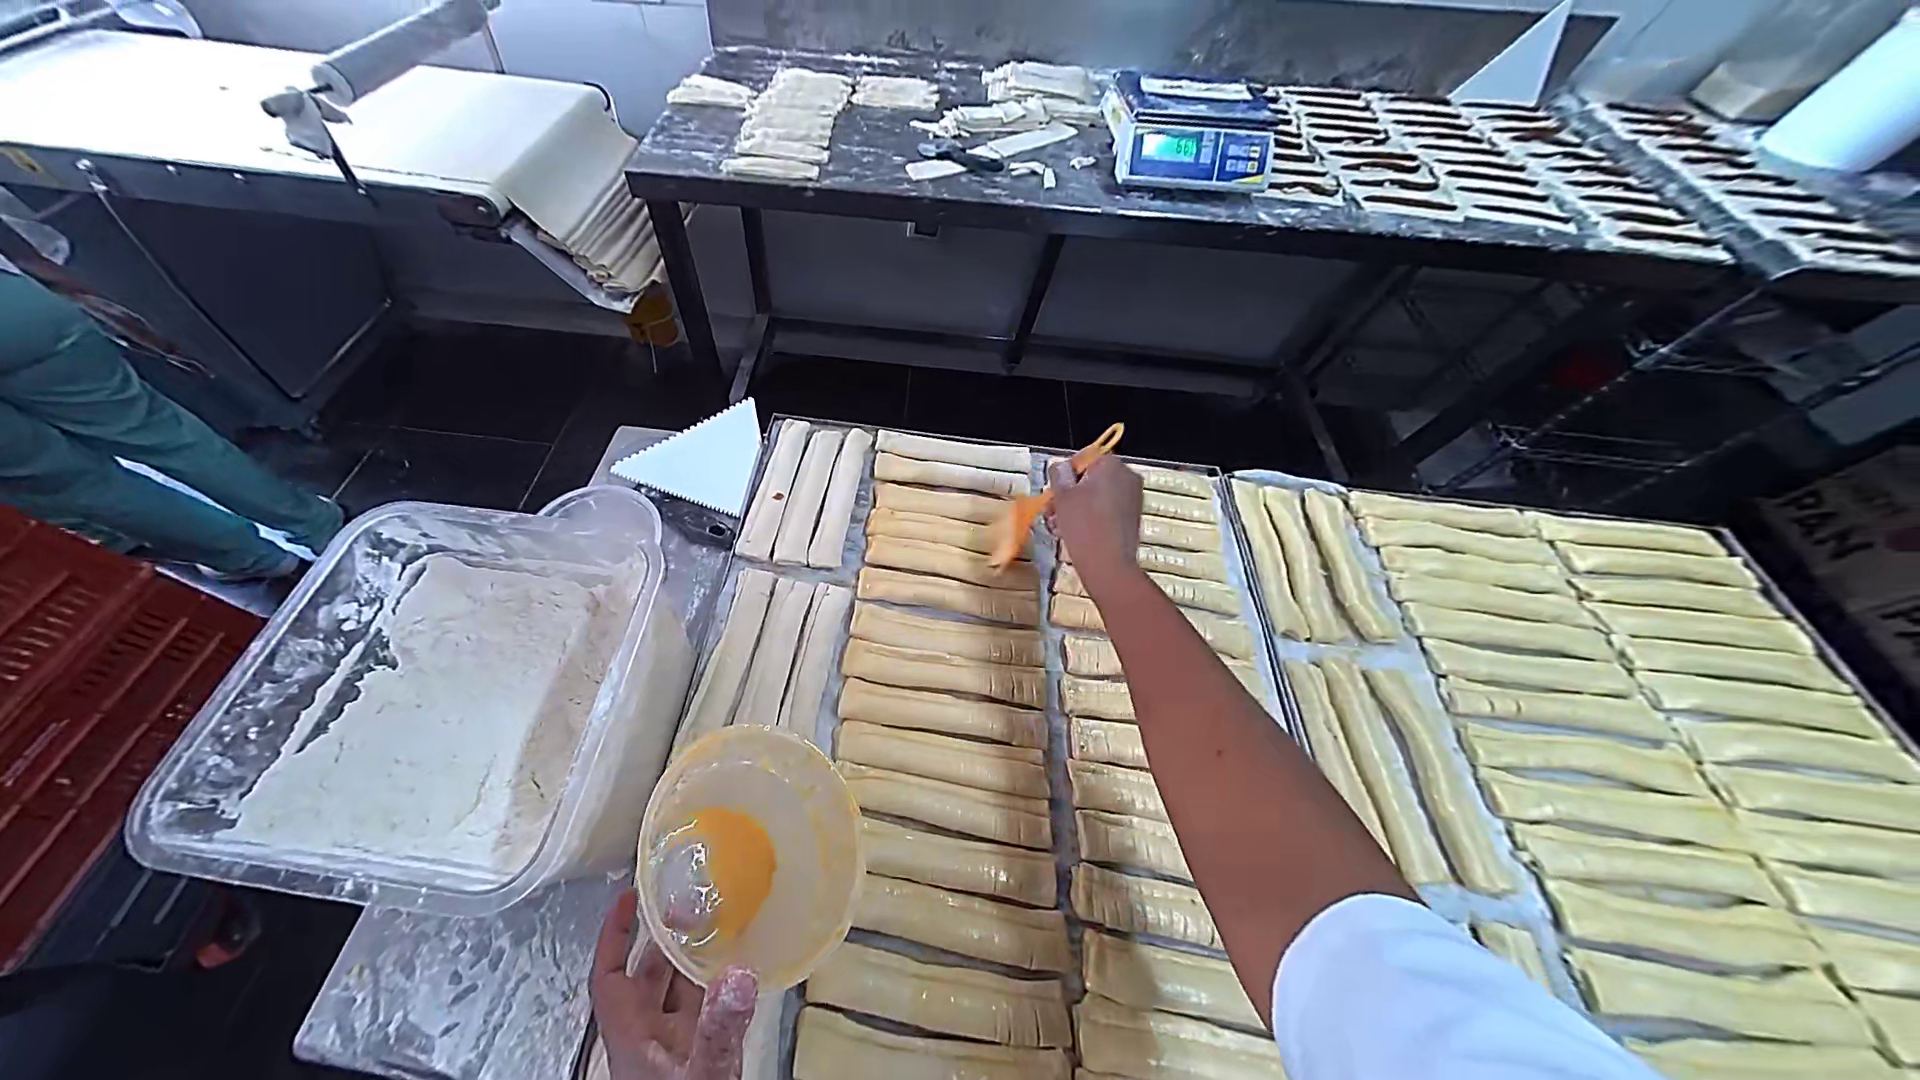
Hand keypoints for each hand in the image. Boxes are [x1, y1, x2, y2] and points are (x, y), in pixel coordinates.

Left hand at [591, 889, 757, 1079]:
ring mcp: (673, 1044)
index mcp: (631, 1038)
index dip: (612, 937)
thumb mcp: (703, 1076)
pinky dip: (717, 976)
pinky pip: (703, 1002)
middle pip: (646, 974)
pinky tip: (739, 958)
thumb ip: (718, 1030)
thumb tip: (739, 973)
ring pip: (676, 986)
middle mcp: (648, 1036)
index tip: (628, 898)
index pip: (608, 978)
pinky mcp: (698, 1051)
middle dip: (664, 934)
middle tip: (691, 897)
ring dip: (693, 952)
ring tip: (717, 917)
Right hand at [1047, 454, 1142, 591]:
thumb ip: (1059, 474)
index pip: (1084, 459)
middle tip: (1051, 511)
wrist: (1108, 565)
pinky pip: (1107, 510)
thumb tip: (1061, 467)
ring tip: (1058, 526)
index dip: (1065, 476)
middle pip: (1091, 478)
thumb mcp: (1062, 495)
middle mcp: (1128, 477)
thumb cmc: (1083, 525)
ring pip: (1097, 496)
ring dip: (1076, 507)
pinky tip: (1074, 533)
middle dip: (1069, 494)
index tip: (1054, 494)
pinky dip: (1090, 517)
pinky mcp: (1132, 517)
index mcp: (1112, 465)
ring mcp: (1133, 498)